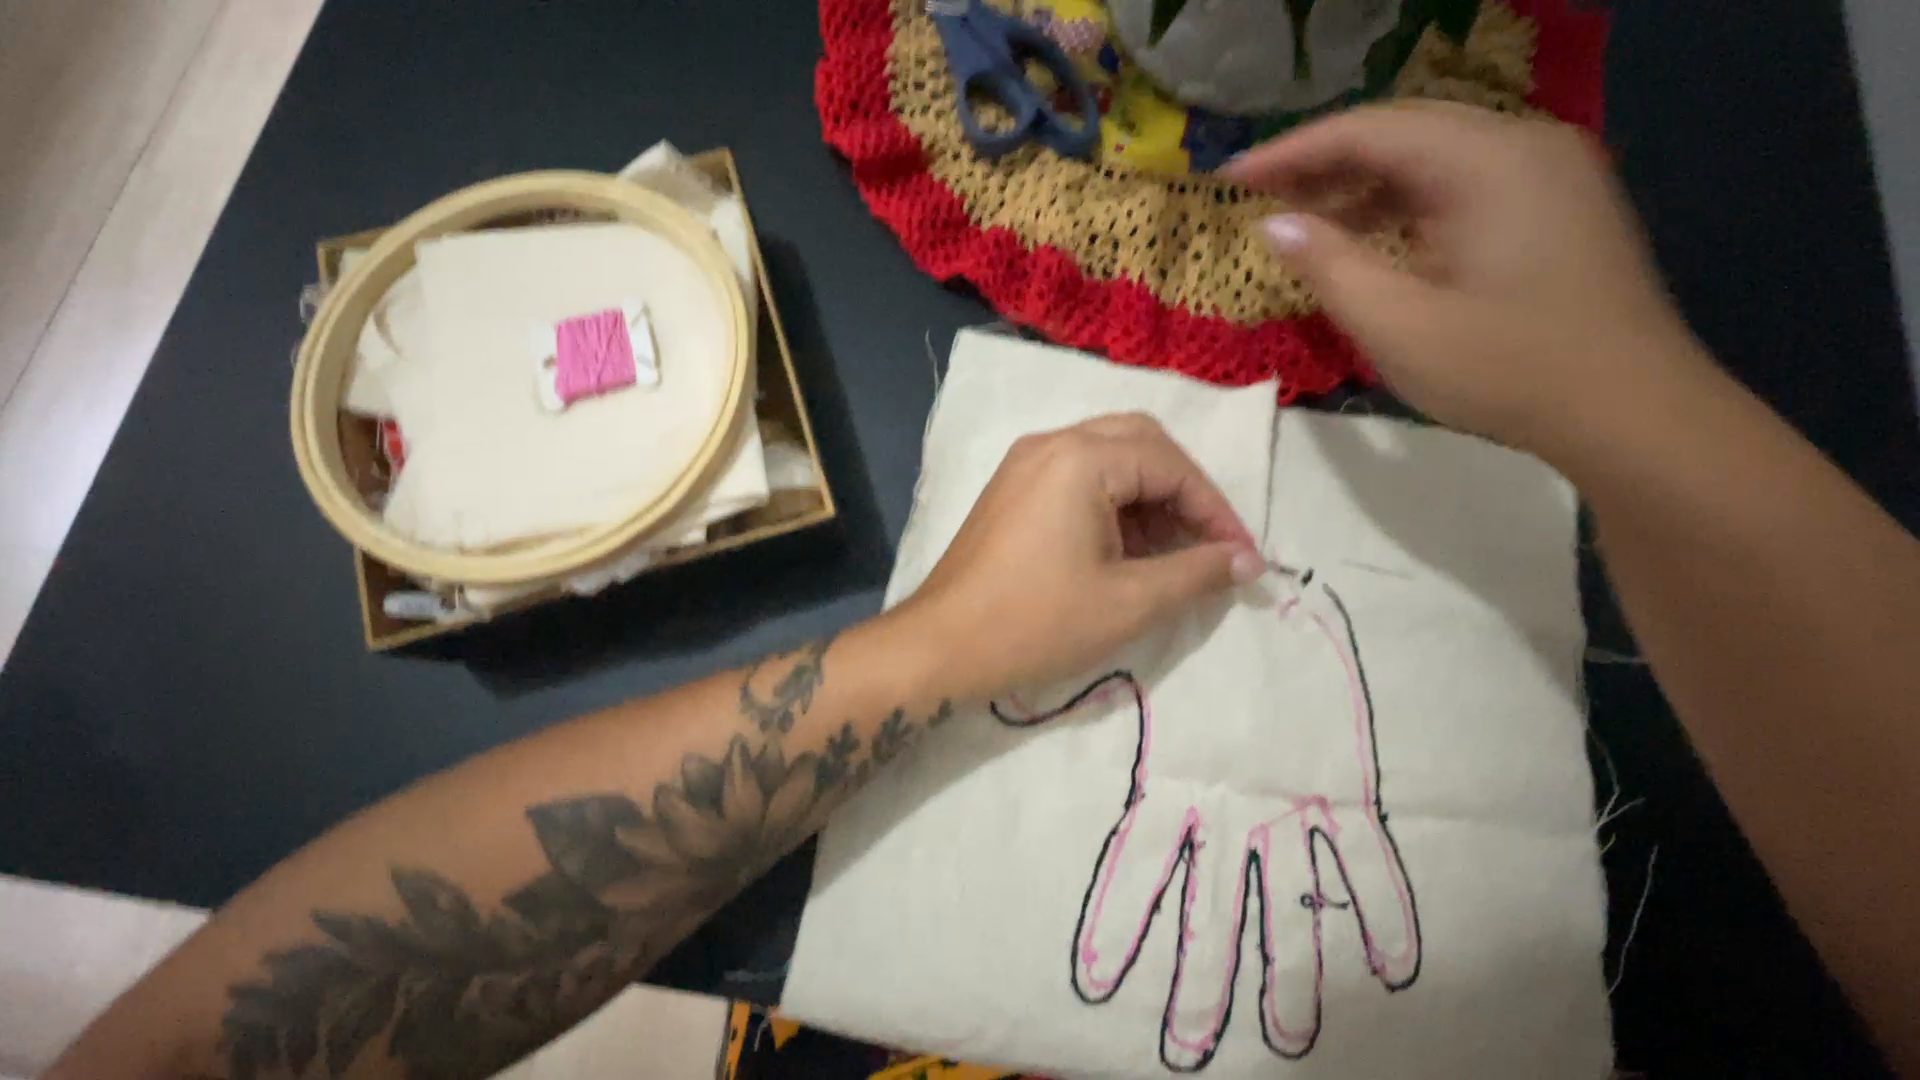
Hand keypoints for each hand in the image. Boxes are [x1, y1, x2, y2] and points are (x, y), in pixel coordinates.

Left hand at [891, 413, 1263, 704]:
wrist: (941, 646)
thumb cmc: (1036, 623)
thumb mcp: (1129, 602)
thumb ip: (1197, 572)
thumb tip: (1247, 561)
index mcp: (1081, 459)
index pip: (1171, 465)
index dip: (1216, 511)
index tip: (1243, 558)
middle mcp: (1051, 444)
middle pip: (1141, 443)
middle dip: (1183, 491)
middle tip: (1207, 542)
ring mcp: (1025, 464)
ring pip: (1109, 458)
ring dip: (1149, 496)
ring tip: (1170, 555)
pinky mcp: (1012, 489)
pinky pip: (1077, 477)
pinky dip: (1113, 503)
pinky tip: (1125, 549)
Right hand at [994, 566, 1419, 1068]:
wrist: (1286, 617)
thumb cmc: (1211, 647)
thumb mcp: (1149, 668)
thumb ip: (1096, 691)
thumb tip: (1021, 700)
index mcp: (1179, 785)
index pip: (1140, 864)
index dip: (1117, 921)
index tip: (1093, 981)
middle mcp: (1231, 816)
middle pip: (1213, 908)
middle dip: (1201, 977)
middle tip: (1187, 1049)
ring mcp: (1288, 813)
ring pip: (1287, 902)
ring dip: (1291, 966)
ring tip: (1290, 1033)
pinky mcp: (1343, 797)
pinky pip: (1362, 860)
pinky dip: (1380, 907)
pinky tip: (1391, 965)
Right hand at [1221, 102, 1714, 460]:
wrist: (1631, 411)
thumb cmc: (1508, 370)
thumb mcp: (1398, 326)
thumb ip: (1329, 266)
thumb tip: (1272, 226)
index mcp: (1487, 161)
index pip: (1368, 131)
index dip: (1291, 151)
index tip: (1231, 176)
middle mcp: (1523, 145)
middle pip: (1402, 131)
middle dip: (1323, 161)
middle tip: (1258, 194)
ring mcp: (1548, 172)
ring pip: (1433, 157)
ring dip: (1362, 184)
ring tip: (1302, 221)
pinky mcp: (1555, 205)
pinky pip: (1462, 183)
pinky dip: (1405, 203)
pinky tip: (1369, 237)